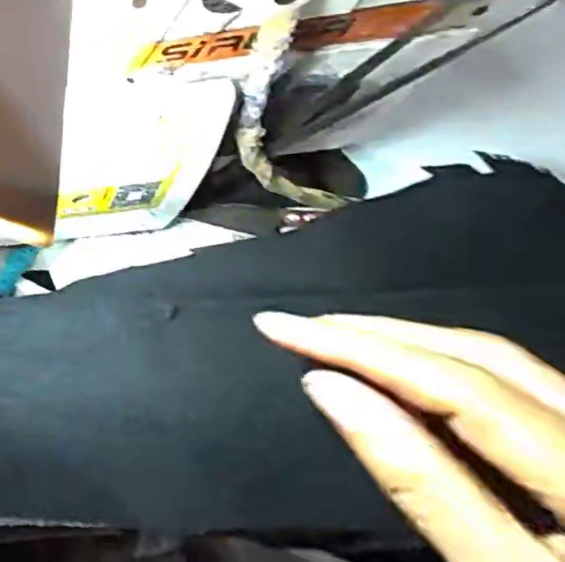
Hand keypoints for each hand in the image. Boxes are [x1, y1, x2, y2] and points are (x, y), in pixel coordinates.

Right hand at [255, 313, 564, 561]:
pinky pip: (533, 395)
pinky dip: (454, 375)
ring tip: (342, 342)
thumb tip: (323, 384)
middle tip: (302, 327)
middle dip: (384, 335)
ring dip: (415, 347)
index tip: (273, 326)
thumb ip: (421, 482)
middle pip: (492, 362)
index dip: (355, 346)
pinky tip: (409, 381)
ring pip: (515, 370)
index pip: (457, 385)